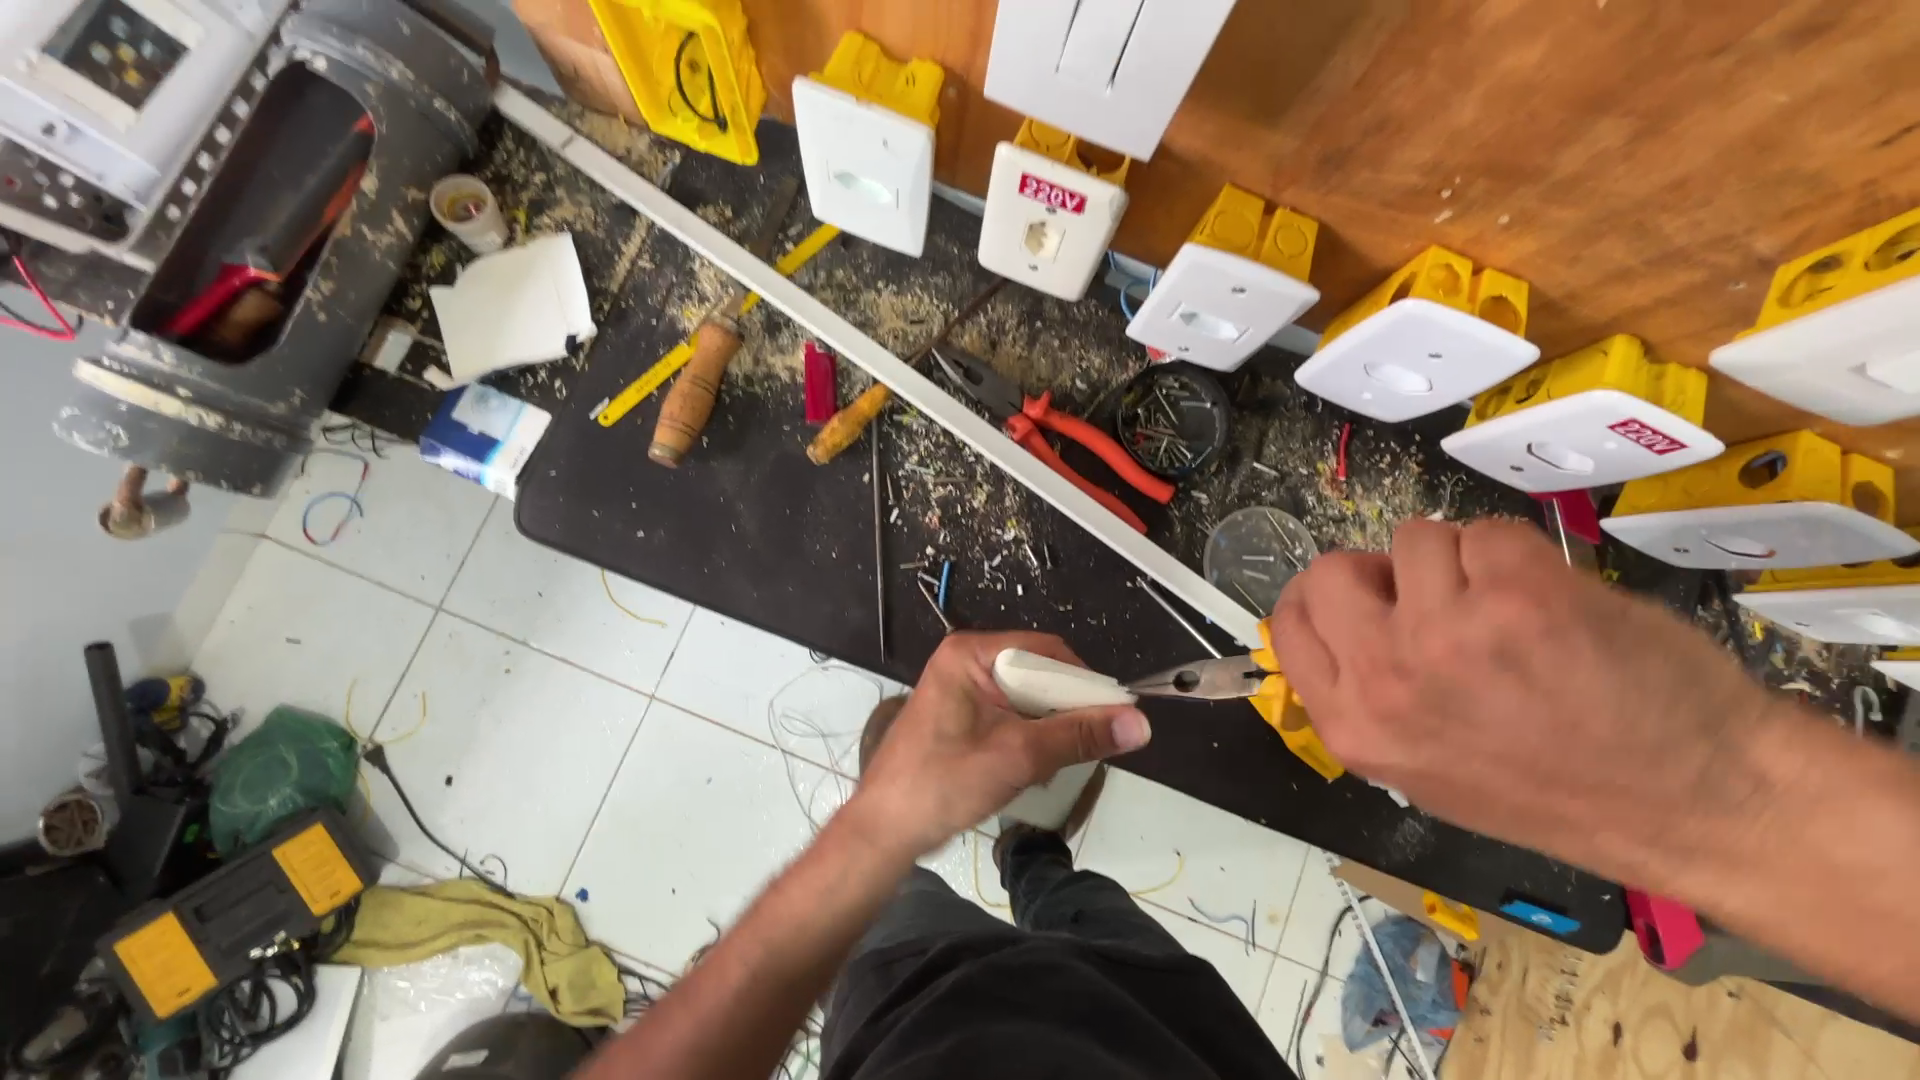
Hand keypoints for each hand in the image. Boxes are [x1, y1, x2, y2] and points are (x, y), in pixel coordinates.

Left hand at [846, 631, 1150, 859]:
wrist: (884, 830)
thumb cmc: (941, 784)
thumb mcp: (1018, 757)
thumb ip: (1078, 736)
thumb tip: (1139, 723)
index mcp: (969, 654)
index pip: (1046, 651)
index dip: (1083, 682)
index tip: (1112, 717)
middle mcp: (966, 662)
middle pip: (1039, 673)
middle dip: (1064, 711)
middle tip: (1082, 748)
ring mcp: (963, 690)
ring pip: (1029, 699)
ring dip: (1048, 730)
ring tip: (1052, 764)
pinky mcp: (963, 717)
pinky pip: (1012, 716)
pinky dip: (1029, 740)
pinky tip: (1031, 769)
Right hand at [1271, 518, 1786, 883]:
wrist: (1694, 805)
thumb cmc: (1553, 790)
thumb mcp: (1420, 767)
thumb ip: (1366, 697)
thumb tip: (1347, 622)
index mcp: (1351, 726)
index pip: (1287, 623)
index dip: (1320, 598)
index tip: (1362, 595)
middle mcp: (1381, 678)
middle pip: (1331, 570)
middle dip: (1379, 571)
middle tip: (1433, 595)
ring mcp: (1445, 633)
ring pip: (1414, 539)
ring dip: (1458, 561)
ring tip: (1508, 608)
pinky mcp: (1515, 595)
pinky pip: (1486, 532)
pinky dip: (1518, 554)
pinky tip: (1551, 601)